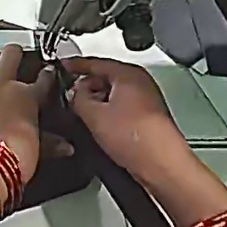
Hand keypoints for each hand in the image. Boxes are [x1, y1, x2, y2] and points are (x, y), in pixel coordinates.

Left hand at [0, 46, 53, 182]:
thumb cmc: (13, 157)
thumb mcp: (39, 150)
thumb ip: (51, 144)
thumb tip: (65, 148)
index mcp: (27, 97)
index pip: (43, 79)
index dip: (47, 75)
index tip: (48, 72)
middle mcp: (2, 86)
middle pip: (10, 55)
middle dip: (14, 52)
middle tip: (15, 53)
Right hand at [63, 58, 197, 186]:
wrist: (161, 164)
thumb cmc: (138, 137)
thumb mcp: (93, 115)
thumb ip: (78, 98)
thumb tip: (75, 94)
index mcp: (129, 73)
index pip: (96, 62)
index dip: (76, 64)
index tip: (64, 66)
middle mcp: (141, 83)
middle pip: (106, 77)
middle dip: (87, 86)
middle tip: (71, 95)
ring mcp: (147, 100)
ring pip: (114, 94)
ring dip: (97, 102)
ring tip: (84, 114)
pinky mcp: (148, 118)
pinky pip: (122, 109)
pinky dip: (109, 113)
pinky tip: (101, 127)